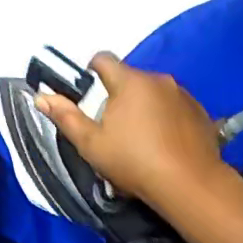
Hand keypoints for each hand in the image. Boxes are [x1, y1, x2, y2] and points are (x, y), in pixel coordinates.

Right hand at [34, 53, 229, 203]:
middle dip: (119, 97)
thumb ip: (66, 117)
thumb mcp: (91, 144)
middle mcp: (158, 79)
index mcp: (129, 82)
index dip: (90, 71)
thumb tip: (41, 96)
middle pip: (130, 79)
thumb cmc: (133, 162)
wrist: (187, 183)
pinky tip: (165, 146)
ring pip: (155, 94)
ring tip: (141, 141)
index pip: (103, 59)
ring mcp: (183, 95)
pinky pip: (177, 109)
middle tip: (112, 129)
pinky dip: (168, 120)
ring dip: (145, 108)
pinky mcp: (201, 112)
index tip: (87, 93)